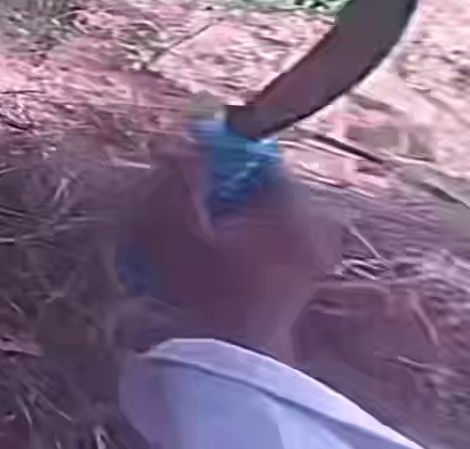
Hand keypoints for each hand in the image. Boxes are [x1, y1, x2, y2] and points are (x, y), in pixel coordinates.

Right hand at [130, 146, 335, 358]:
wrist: (229, 345)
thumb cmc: (200, 280)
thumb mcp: (176, 220)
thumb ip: (180, 177)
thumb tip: (176, 141)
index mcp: (289, 215)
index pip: (260, 160)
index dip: (217, 149)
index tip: (179, 151)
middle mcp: (310, 230)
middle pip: (257, 182)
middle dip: (214, 177)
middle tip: (174, 185)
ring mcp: (309, 252)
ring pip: (256, 204)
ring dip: (218, 200)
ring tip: (183, 214)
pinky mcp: (299, 267)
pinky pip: (262, 225)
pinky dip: (231, 220)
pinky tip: (202, 236)